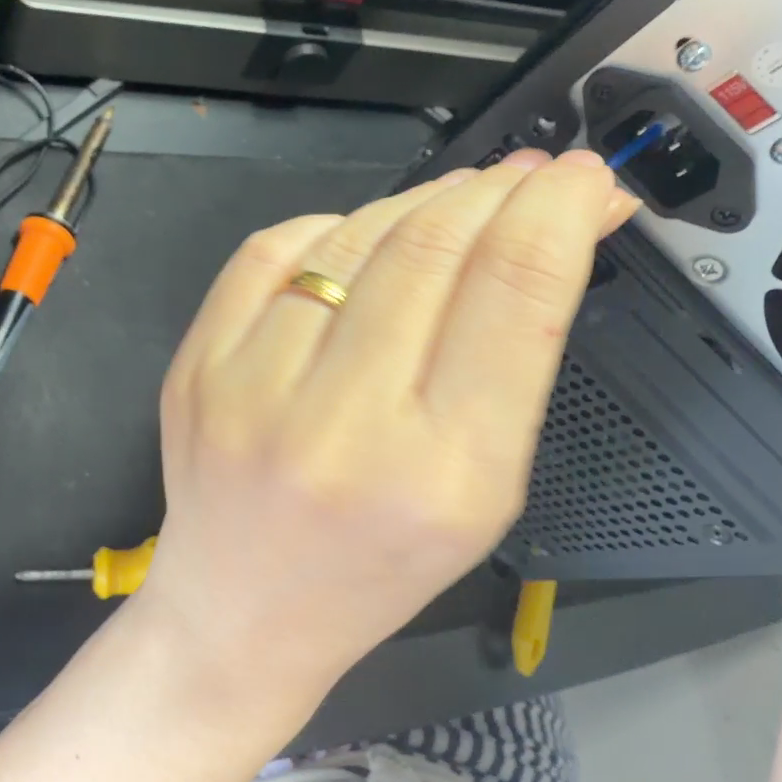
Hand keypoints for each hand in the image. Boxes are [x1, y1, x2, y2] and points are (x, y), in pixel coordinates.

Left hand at [141, 149, 637, 686]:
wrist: (246, 606)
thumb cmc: (379, 566)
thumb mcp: (485, 494)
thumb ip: (514, 364)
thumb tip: (543, 235)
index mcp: (443, 470)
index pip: (514, 290)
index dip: (559, 211)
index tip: (585, 181)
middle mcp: (341, 423)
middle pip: (431, 248)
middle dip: (496, 190)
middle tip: (528, 175)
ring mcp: (250, 388)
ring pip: (350, 237)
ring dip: (419, 200)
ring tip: (458, 197)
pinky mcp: (196, 366)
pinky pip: (270, 249)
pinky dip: (330, 225)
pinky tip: (362, 234)